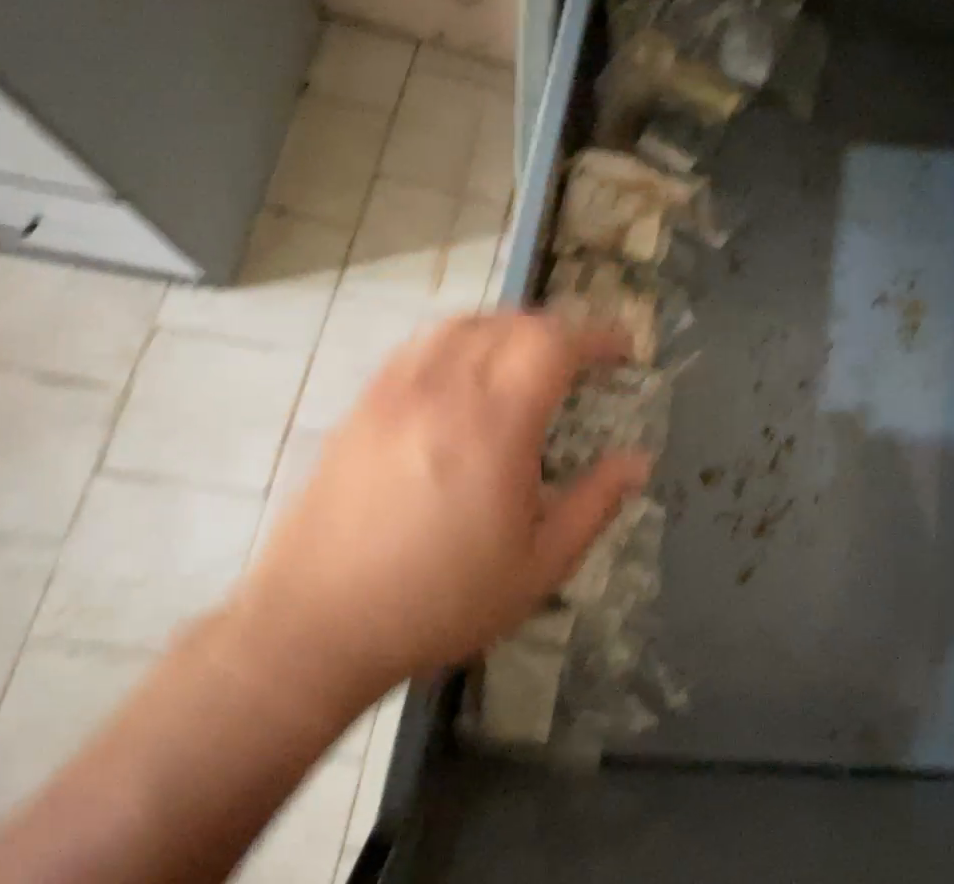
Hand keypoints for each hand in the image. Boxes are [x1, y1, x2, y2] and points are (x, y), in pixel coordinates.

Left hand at [228, 312, 651, 707]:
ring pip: (459, 326)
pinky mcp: (360, 410)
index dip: (597, 337)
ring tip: (528, 356)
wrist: (315, 628)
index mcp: (494, 426)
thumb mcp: (540, 566)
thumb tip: (637, 460)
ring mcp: (394, 396)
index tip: (623, 352)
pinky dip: (457, 342)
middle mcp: (443, 393)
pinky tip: (464, 375)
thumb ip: (595, 504)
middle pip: (510, 324)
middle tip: (585, 359)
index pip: (553, 344)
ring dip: (507, 328)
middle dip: (558, 330)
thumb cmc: (441, 603)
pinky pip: (417, 348)